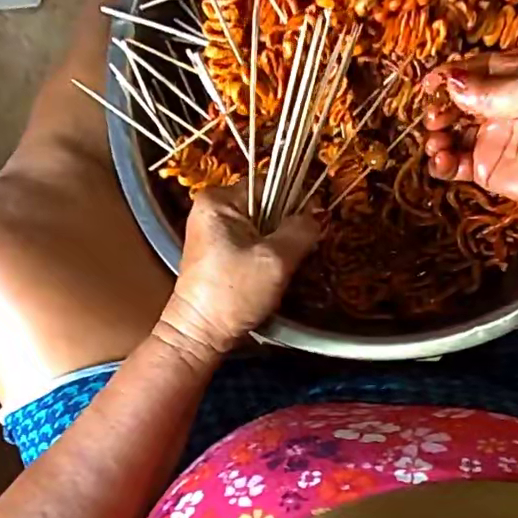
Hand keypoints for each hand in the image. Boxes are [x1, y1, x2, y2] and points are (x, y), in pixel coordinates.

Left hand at [158, 184, 319, 358]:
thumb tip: (317, 213)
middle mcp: (211, 210)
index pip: (270, 182)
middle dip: (286, 227)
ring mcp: (212, 232)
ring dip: (278, 245)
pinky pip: (251, 244)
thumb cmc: (233, 294)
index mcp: (218, 200)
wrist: (199, 335)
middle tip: (299, 251)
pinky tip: (270, 275)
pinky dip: (265, 257)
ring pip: (261, 227)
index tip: (313, 223)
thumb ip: (302, 230)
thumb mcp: (276, 260)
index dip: (296, 200)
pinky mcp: (216, 254)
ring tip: (284, 267)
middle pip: (266, 205)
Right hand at [419, 54, 517, 214]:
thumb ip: (491, 90)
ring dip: (438, 134)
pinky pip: (454, 163)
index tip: (431, 82)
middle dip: (442, 107)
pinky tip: (441, 160)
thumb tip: (451, 83)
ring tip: (436, 141)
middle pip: (461, 101)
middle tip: (433, 116)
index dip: (454, 74)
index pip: (481, 70)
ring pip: (453, 132)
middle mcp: (505, 108)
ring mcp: (493, 139)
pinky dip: (442, 162)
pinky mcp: (485, 169)